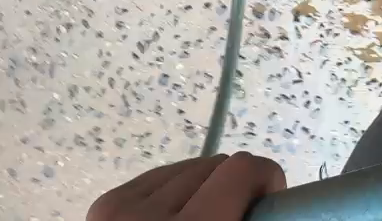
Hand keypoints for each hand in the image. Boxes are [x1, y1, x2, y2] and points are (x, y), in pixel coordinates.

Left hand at [88, 153, 285, 220]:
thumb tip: (276, 206)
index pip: (242, 169)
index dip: (266, 180)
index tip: (268, 207)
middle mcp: (148, 217)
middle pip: (220, 165)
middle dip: (234, 192)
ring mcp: (119, 209)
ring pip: (192, 167)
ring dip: (205, 192)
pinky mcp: (105, 206)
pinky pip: (162, 176)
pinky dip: (176, 195)